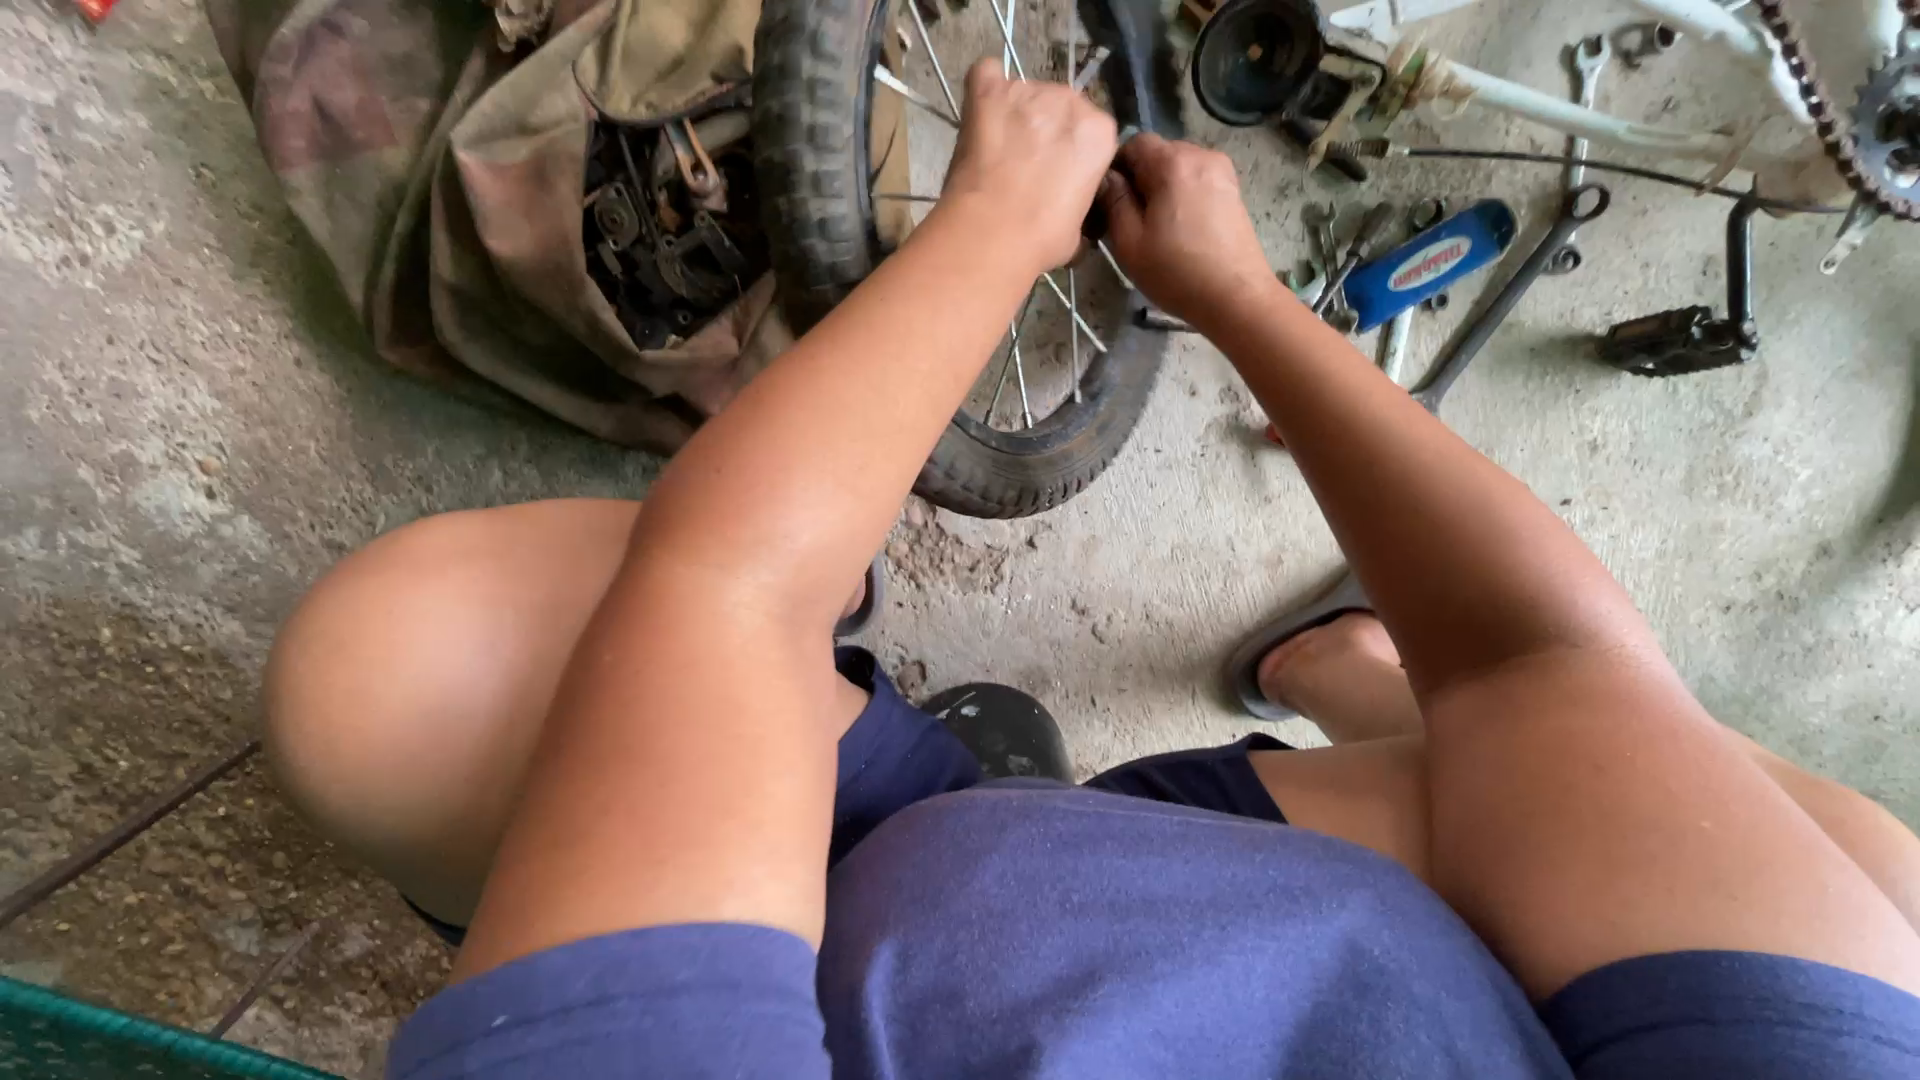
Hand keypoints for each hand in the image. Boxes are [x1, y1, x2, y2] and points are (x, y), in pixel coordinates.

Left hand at [938, 60, 1118, 274]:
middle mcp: (1071, 99)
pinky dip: (984, 92)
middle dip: (1045, 132)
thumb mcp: (1078, 229)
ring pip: (1025, 95)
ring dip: (1015, 117)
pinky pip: (986, 75)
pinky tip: (979, 118)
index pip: (1090, 130)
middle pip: (1060, 108)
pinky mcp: (989, 90)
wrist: (992, 234)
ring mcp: (1029, 90)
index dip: (1070, 152)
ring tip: (997, 154)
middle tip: (1024, 168)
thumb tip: (1069, 212)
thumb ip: (1078, 202)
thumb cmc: (1041, 240)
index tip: (1056, 176)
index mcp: (1100, 132)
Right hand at [1097, 134, 1279, 328]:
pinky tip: (1180, 229)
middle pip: (1159, 153)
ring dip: (1162, 190)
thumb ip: (1114, 202)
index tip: (1110, 201)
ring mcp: (1222, 171)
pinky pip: (1196, 181)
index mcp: (1172, 162)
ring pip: (1178, 168)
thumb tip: (1107, 178)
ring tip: (1157, 228)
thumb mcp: (1130, 243)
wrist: (1235, 296)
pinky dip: (1182, 196)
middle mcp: (1201, 155)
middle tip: (1130, 220)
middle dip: (1140, 179)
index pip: (1134, 142)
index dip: (1117, 167)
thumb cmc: (1176, 273)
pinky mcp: (1233, 190)